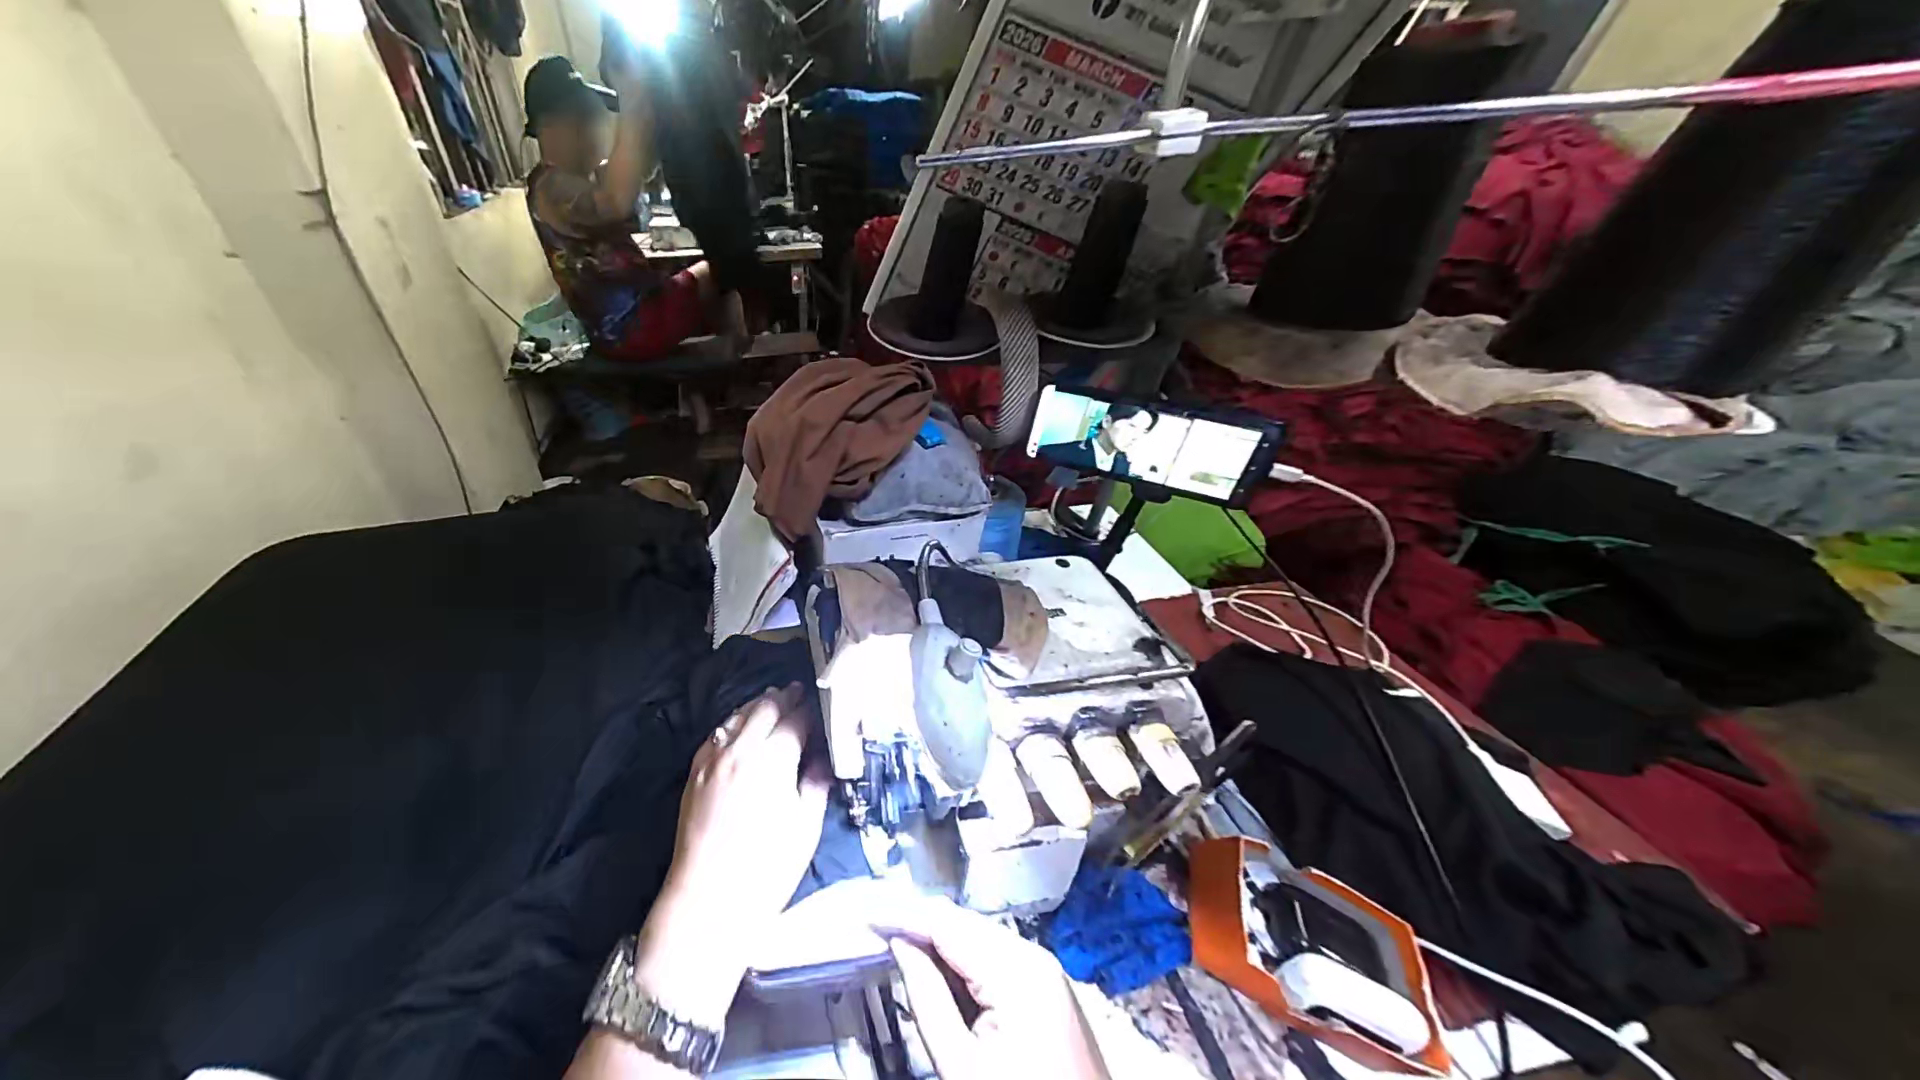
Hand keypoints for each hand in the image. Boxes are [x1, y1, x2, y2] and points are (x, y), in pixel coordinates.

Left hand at [631, 685, 828, 1027]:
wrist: (707, 901)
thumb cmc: (767, 868)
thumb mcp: (807, 824)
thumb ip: (816, 782)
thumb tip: (821, 759)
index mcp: (773, 758)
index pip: (797, 719)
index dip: (812, 711)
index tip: (821, 709)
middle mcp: (741, 749)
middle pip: (766, 708)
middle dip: (786, 698)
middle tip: (800, 694)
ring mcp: (713, 759)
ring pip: (738, 715)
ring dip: (759, 705)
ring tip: (774, 701)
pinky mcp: (695, 773)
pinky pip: (717, 734)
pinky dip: (734, 723)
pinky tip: (741, 727)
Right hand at [873, 897, 1109, 1079]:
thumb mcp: (961, 1065)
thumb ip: (927, 997)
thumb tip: (900, 944)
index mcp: (1015, 969)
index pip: (946, 923)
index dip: (902, 915)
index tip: (867, 916)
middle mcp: (1033, 954)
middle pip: (964, 923)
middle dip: (919, 922)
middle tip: (876, 926)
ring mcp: (1044, 967)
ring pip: (979, 935)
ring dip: (939, 938)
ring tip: (897, 941)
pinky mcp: (1046, 984)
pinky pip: (996, 955)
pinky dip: (963, 957)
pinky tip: (937, 966)